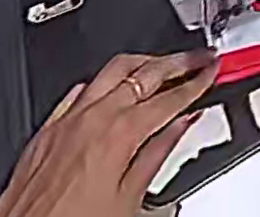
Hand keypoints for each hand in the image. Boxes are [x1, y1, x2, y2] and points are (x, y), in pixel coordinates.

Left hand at [0, 49, 219, 216]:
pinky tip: (112, 87)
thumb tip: (183, 124)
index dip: (198, 80)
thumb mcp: (128, 202)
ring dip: (146, 62)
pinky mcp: (46, 131)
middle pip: (149, 72)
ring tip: (164, 63)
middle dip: (182, 61)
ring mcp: (68, 120)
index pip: (172, 96)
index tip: (213, 70)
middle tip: (201, 57)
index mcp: (121, 134)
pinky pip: (80, 90)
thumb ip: (159, 154)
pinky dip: (104, 82)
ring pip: (115, 69)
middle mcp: (95, 118)